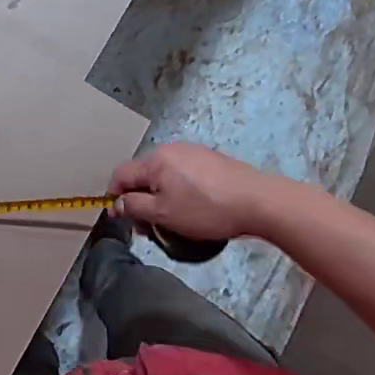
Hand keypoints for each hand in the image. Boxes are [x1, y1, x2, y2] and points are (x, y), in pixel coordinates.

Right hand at [108, 143, 293, 241]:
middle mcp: (171, 149)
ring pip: (163, 175)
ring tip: (172, 218)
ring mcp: (193, 152)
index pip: (121, 175)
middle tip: (149, 225)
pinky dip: (179, 189)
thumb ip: (134, 207)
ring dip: (160, 195)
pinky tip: (193, 207)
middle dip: (140, 198)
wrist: (260, 202)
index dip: (115, 196)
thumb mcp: (163, 214)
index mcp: (155, 160)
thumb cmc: (206, 209)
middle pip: (143, 174)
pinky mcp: (212, 160)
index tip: (121, 218)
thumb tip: (117, 204)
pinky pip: (183, 174)